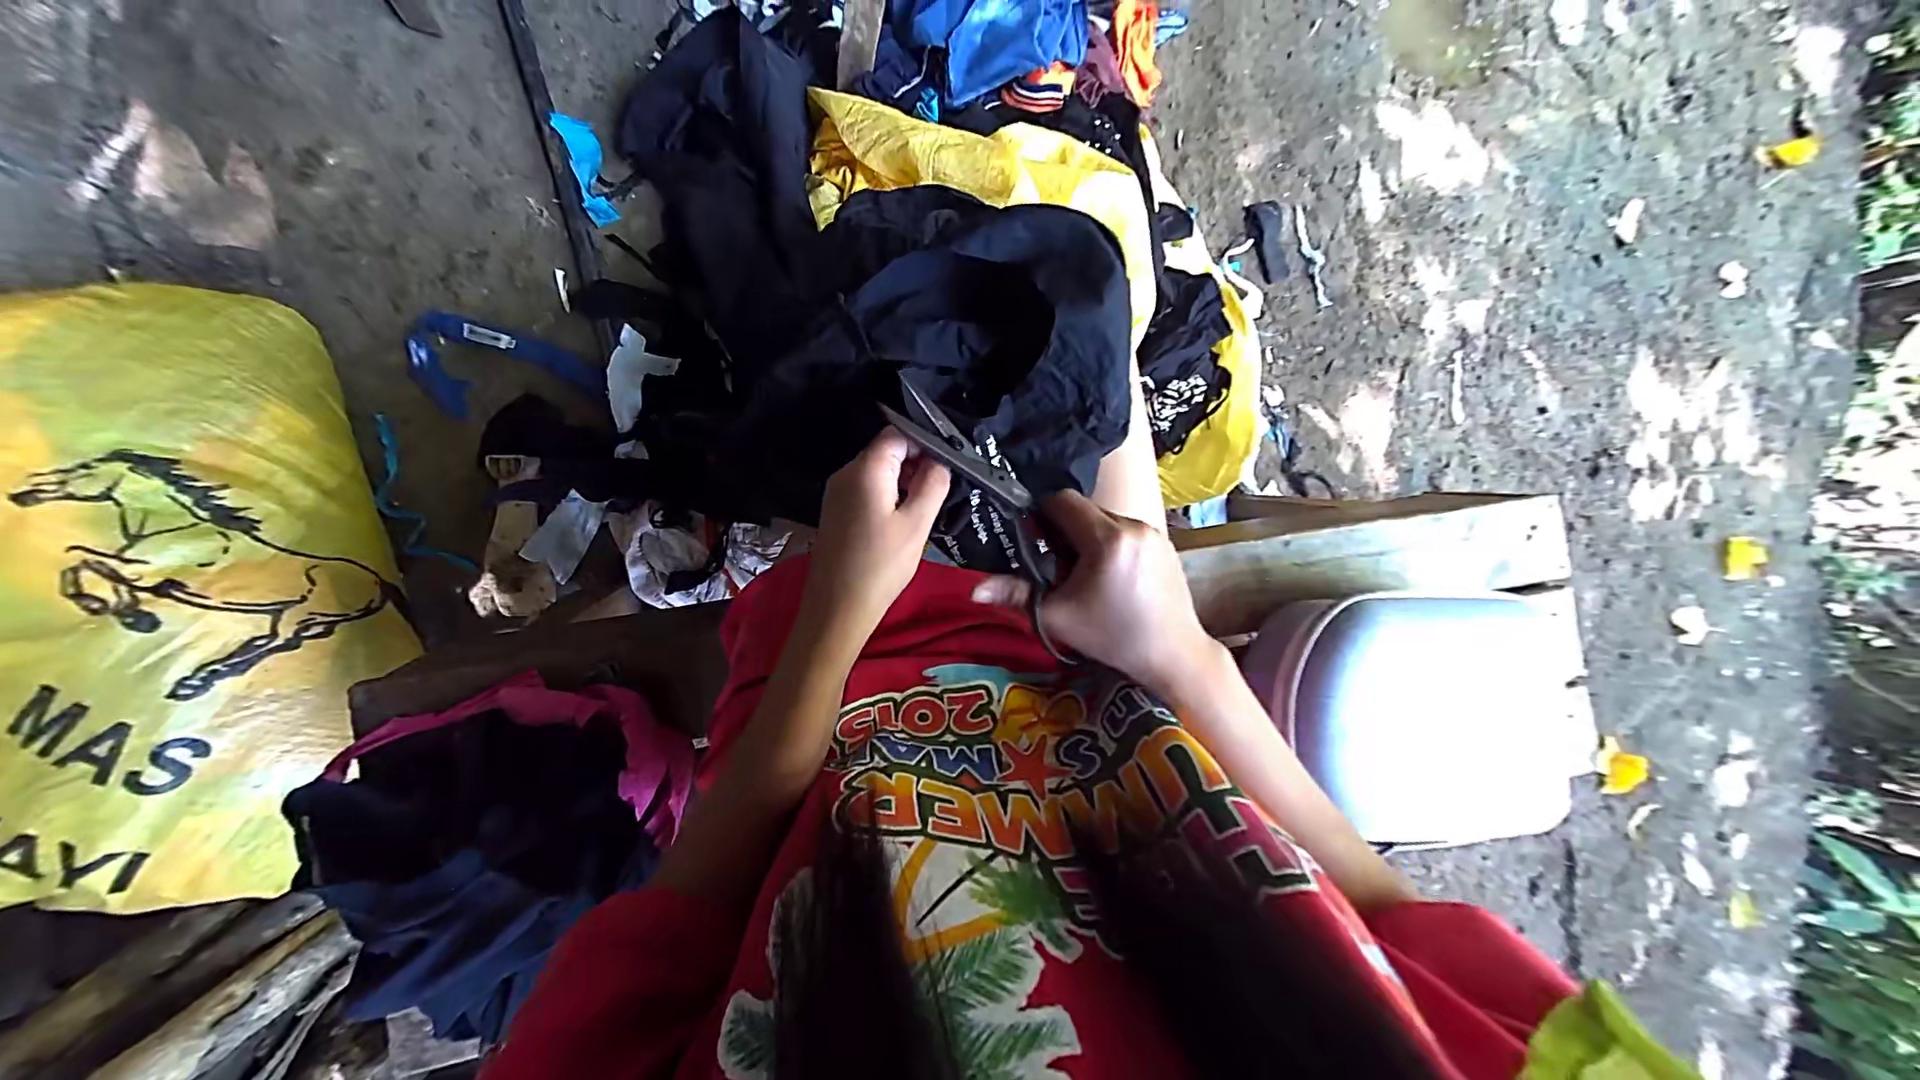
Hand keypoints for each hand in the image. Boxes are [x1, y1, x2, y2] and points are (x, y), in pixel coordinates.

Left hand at [803, 427, 950, 637]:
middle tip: (942, 489)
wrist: (837, 609)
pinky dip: (889, 497)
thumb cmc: (879, 567)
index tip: (948, 464)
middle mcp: (845, 474)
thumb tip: (941, 460)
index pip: (897, 434)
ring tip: (926, 508)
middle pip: (887, 451)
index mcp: (864, 470)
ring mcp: (837, 494)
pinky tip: (904, 521)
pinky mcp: (837, 512)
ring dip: (905, 483)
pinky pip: (868, 491)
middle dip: (916, 464)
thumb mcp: (917, 524)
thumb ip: (933, 484)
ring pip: (878, 472)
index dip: (925, 443)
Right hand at [970, 490, 1217, 698]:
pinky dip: (1110, 544)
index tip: (1033, 539)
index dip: (1040, 514)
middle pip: (1083, 510)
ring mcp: (1154, 532)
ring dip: (1087, 538)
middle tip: (1056, 565)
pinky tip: (1109, 577)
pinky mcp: (1165, 543)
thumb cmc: (1112, 637)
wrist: (1173, 655)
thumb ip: (1015, 595)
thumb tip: (974, 591)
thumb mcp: (1057, 617)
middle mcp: (1133, 525)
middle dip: (1064, 531)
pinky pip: (1126, 531)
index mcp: (1106, 538)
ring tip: (1083, 575)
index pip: (1062, 500)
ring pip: (1105, 520)